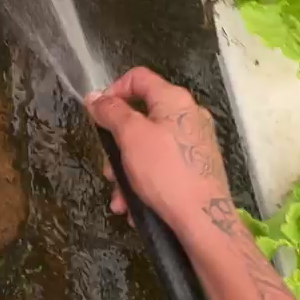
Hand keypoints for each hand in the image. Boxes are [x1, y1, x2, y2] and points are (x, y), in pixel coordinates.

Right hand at [86, 68, 234, 239]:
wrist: (204, 221)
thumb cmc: (165, 172)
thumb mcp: (130, 136)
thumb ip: (110, 112)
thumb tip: (94, 96)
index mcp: (174, 100)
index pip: (137, 78)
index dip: (112, 91)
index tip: (97, 115)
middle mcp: (189, 116)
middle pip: (140, 117)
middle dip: (116, 144)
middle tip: (107, 166)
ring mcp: (194, 143)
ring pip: (147, 146)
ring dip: (126, 170)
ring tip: (119, 197)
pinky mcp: (197, 167)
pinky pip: (161, 165)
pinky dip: (144, 181)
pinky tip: (134, 205)